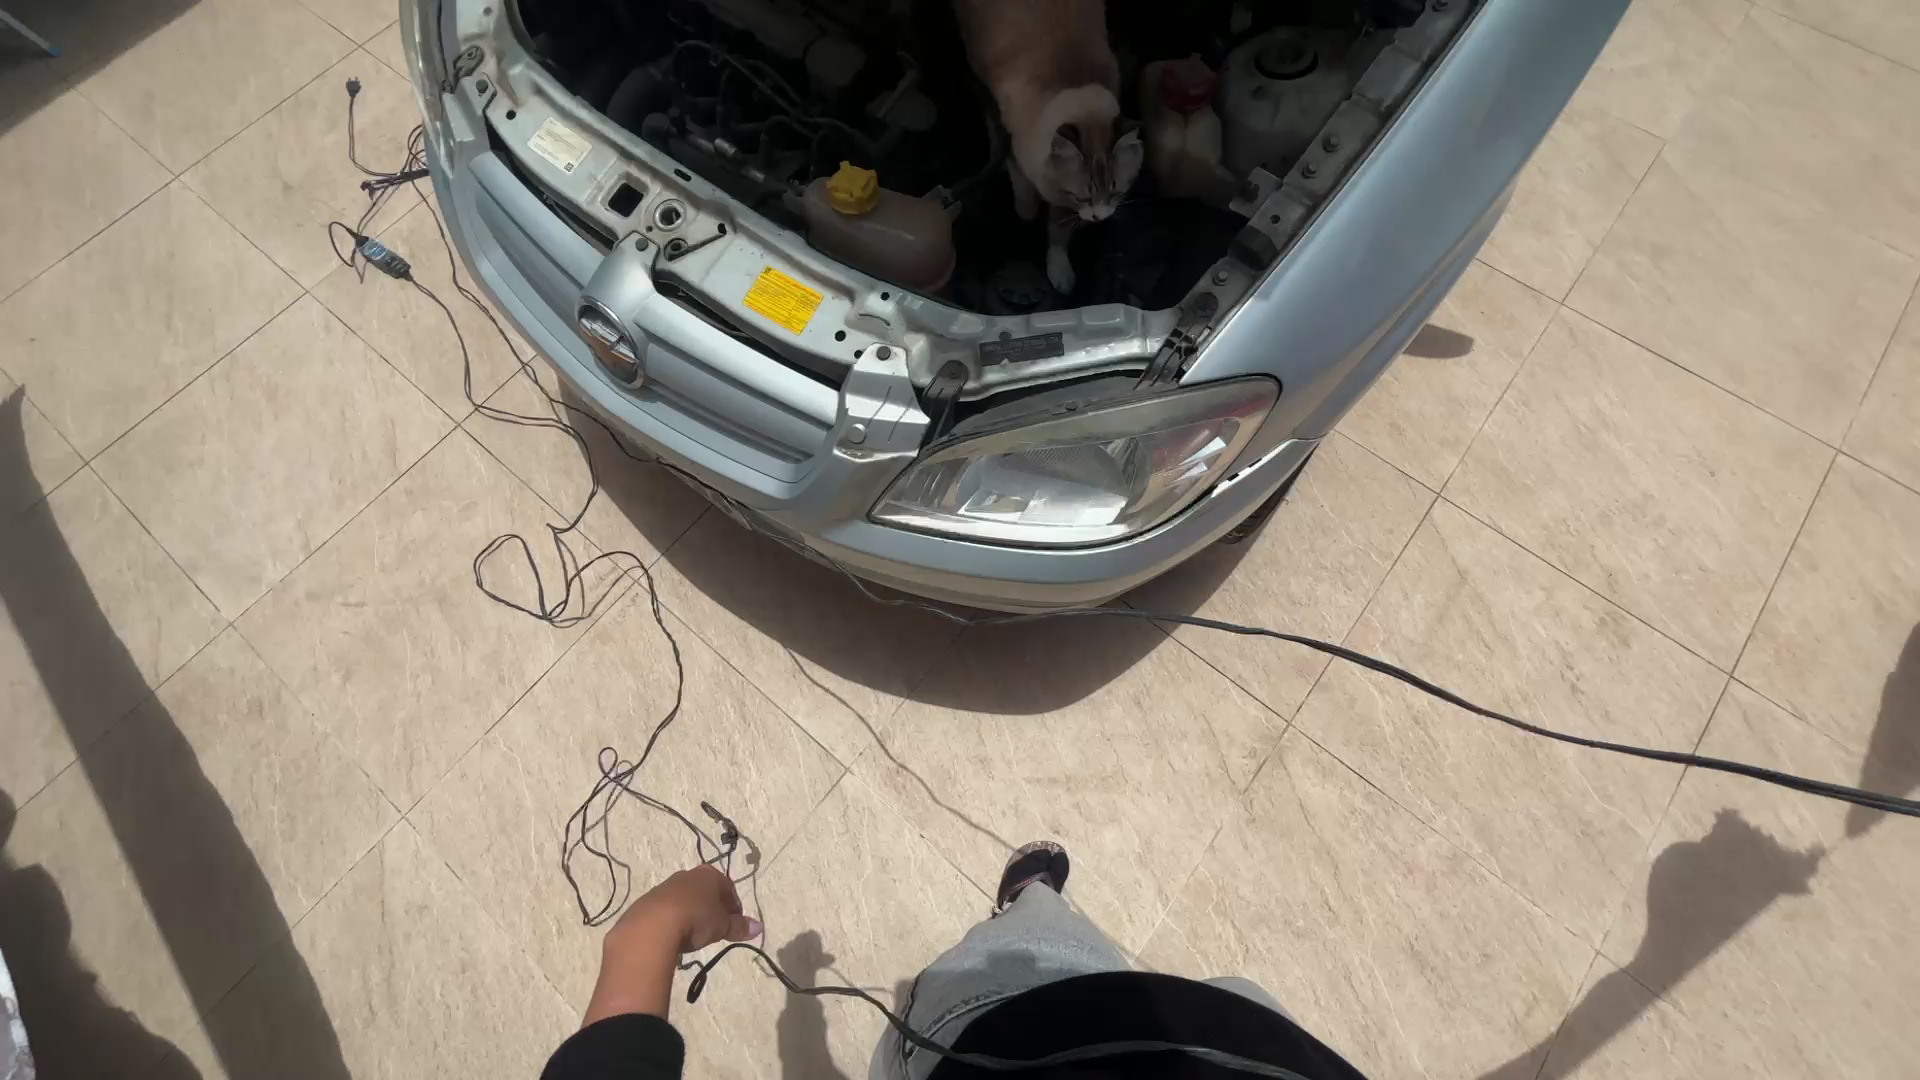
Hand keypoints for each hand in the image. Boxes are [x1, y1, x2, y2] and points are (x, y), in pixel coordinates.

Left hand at [585, 865, 760, 1024]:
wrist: (650, 928)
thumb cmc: (695, 919)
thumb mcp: (721, 926)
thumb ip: (739, 926)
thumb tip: (759, 927)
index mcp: (708, 875)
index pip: (727, 887)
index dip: (733, 905)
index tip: (735, 923)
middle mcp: (687, 876)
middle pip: (705, 891)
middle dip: (711, 908)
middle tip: (715, 928)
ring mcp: (664, 888)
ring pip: (683, 900)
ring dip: (690, 914)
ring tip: (692, 936)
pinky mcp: (645, 904)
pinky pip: (664, 911)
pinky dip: (671, 922)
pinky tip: (672, 938)